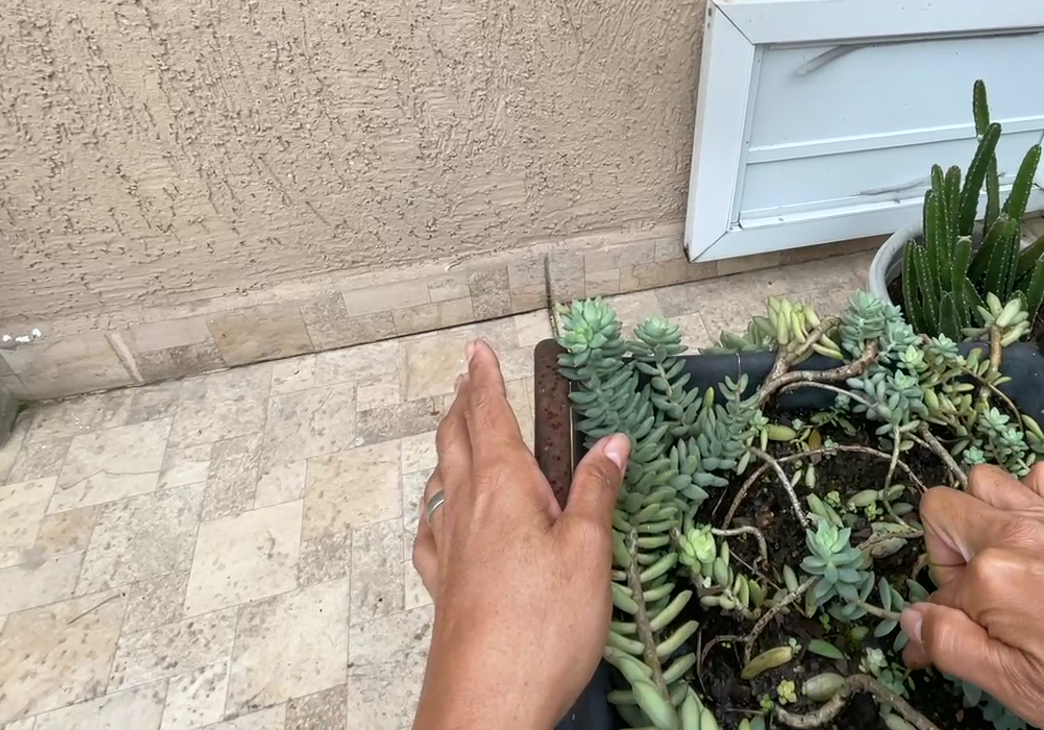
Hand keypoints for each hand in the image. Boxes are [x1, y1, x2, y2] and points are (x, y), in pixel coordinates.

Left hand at [411, 340, 630, 729]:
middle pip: (455, 440)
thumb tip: (612, 441)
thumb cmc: (543, 623)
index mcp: (503, 488)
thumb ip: (596, 490)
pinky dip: (436, 504)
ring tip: (457, 434)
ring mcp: (448, 548)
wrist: (485, 710)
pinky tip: (441, 516)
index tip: (475, 350)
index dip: (483, 379)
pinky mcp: (443, 585)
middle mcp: (467, 508)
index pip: (488, 416)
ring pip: (440, 479)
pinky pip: (431, 527)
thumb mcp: (588, 550)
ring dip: (448, 447)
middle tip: (466, 378)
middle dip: (461, 403)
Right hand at [899, 463, 1043, 729]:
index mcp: (994, 578)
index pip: (934, 596)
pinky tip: (1041, 535)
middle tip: (975, 607)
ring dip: (977, 515)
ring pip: (984, 479)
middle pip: (941, 510)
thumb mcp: (1026, 694)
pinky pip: (1043, 475)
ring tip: (998, 564)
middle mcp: (1015, 531)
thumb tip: (908, 621)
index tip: (940, 653)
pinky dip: (1030, 494)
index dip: (933, 629)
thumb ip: (956, 648)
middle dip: (943, 556)